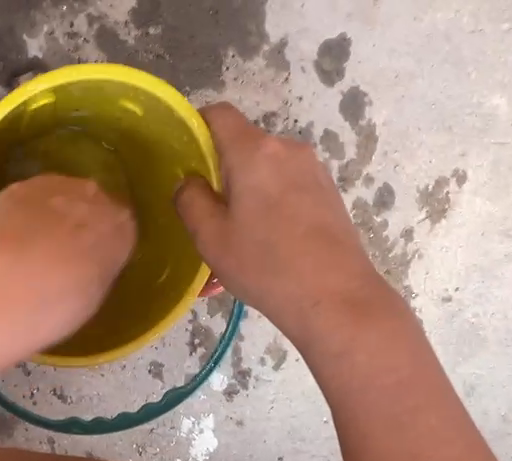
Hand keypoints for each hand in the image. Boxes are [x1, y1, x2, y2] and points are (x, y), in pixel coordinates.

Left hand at [0, 174, 136, 348]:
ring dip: (46, 217)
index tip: (86, 264)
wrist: (19, 283)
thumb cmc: (63, 304)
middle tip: (56, 256)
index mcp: (122, 229)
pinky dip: (17, 217)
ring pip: (56, 198)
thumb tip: (84, 269)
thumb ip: (95, 272)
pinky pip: (23, 201)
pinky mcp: (19, 189)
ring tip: (27, 248)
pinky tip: (6, 239)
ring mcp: (56, 187)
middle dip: (74, 226)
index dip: (99, 247)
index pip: (117, 231)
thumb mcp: (94, 296)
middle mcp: (95, 197)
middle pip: (89, 206)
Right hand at [177, 104, 402, 350]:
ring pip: (262, 177)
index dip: (194, 127)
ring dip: (240, 203)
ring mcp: (311, 170)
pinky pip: (283, 194)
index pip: (218, 115)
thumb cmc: (264, 264)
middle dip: (218, 178)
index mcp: (254, 152)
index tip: (178, 156)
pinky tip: (256, 253)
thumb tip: (189, 182)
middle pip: (241, 149)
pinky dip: (263, 214)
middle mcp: (286, 149)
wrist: (333, 294)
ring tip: (228, 248)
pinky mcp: (326, 193)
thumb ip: (190, 201)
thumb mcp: (211, 237)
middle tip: (200, 220)